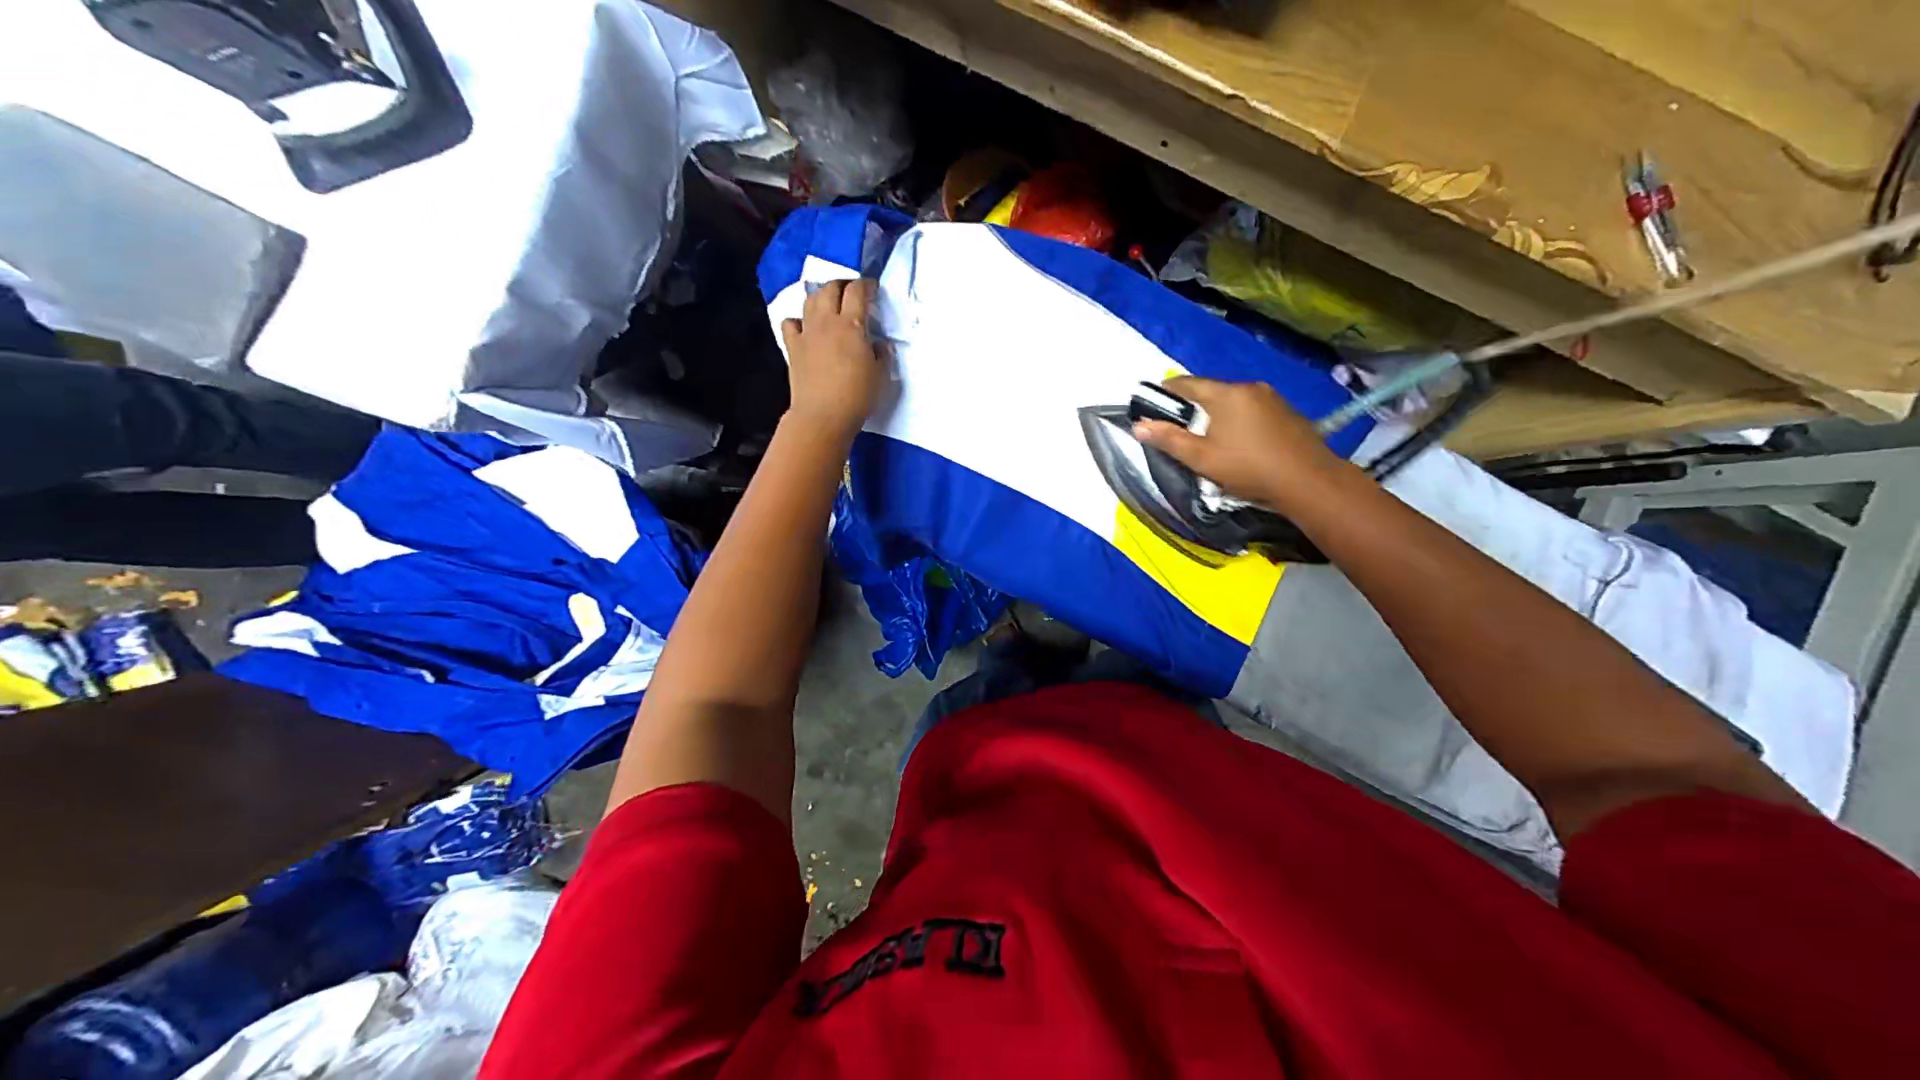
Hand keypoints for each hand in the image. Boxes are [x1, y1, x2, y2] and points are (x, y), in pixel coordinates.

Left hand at [781, 278, 885, 437]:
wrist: (823, 416)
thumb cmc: (857, 396)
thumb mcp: (881, 375)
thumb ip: (882, 354)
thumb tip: (878, 344)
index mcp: (852, 325)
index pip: (857, 291)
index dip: (866, 285)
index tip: (872, 289)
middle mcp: (827, 322)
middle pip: (830, 288)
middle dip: (842, 284)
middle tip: (851, 292)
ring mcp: (806, 333)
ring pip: (810, 300)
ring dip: (821, 296)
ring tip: (829, 303)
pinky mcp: (792, 347)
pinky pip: (790, 323)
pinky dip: (797, 319)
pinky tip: (805, 327)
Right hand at [1131, 376, 1356, 512]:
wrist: (1308, 481)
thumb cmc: (1248, 468)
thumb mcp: (1202, 459)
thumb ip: (1169, 440)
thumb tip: (1138, 426)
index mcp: (1225, 394)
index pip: (1185, 383)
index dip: (1165, 392)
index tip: (1151, 405)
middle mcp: (1249, 387)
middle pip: (1210, 391)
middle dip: (1192, 406)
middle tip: (1179, 429)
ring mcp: (1272, 398)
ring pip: (1233, 401)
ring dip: (1217, 414)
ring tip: (1209, 438)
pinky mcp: (1287, 412)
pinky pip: (1252, 410)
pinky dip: (1239, 420)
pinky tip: (1240, 442)